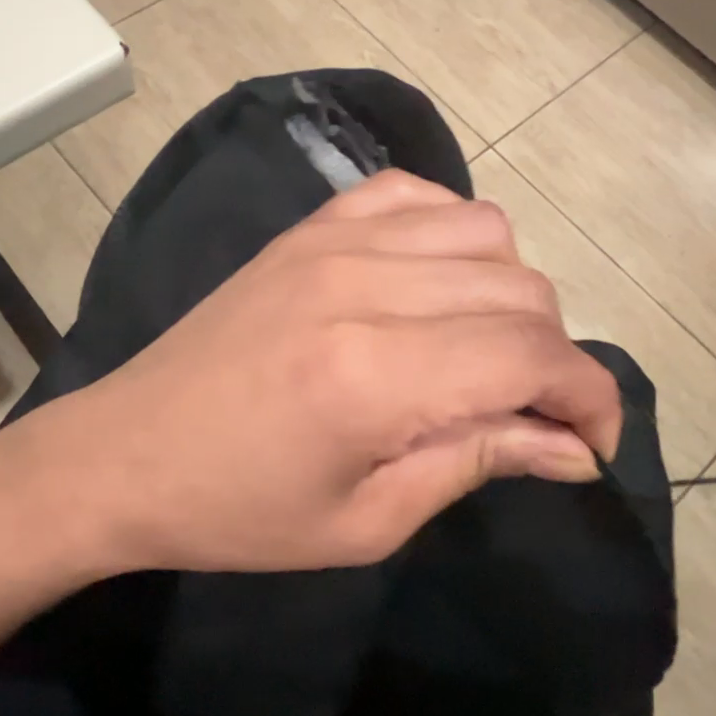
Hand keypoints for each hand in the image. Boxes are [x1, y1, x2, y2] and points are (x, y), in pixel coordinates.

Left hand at [22, 169, 623, 575]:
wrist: (125, 453)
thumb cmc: (239, 512)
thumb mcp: (366, 522)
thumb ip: (476, 462)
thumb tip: (571, 445)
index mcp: (377, 374)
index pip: (534, 355)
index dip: (590, 398)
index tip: (590, 442)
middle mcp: (364, 285)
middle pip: (522, 288)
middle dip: (553, 357)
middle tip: (528, 414)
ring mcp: (333, 241)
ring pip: (485, 230)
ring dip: (509, 293)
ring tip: (480, 350)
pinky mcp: (308, 227)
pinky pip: (416, 193)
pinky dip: (450, 233)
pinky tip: (433, 284)